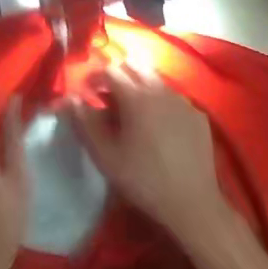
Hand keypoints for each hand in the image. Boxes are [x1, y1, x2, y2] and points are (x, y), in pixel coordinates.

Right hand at [72, 64, 232, 241]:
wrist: (192, 203)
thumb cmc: (143, 180)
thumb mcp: (106, 157)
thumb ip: (85, 124)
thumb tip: (70, 99)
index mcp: (136, 96)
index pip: (110, 70)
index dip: (95, 77)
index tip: (87, 92)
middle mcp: (161, 90)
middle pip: (135, 66)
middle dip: (118, 74)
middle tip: (108, 96)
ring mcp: (183, 100)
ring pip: (156, 80)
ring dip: (140, 86)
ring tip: (132, 112)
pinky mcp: (197, 114)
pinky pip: (174, 98)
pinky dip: (160, 102)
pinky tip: (159, 126)